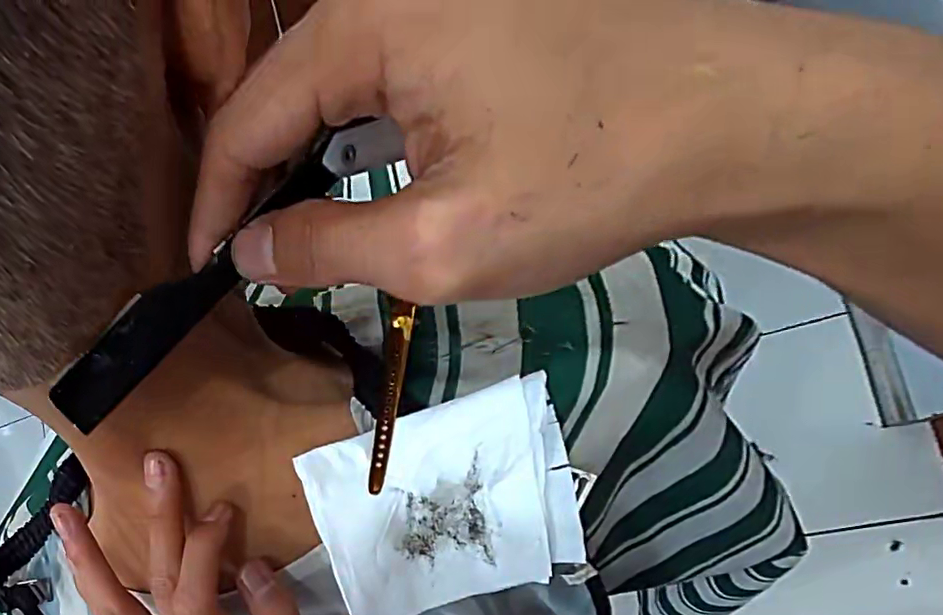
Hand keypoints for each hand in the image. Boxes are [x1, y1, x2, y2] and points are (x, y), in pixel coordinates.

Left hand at [50, 451, 326, 614]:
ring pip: (113, 604)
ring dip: (88, 556)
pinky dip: (90, 576)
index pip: (196, 602)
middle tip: (158, 469)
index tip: (221, 512)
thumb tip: (253, 569)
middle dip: (159, 521)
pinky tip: (74, 544)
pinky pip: (111, 611)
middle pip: (159, 584)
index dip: (204, 552)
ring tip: (65, 513)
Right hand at [189, 0, 850, 302]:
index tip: (206, 262)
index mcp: (373, 17)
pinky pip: (376, 72)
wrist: (736, 119)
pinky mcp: (469, 8)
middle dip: (252, 179)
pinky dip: (348, 135)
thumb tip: (250, 249)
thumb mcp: (435, 244)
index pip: (249, 117)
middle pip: (282, 90)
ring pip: (327, 82)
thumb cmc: (586, 181)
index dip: (216, 198)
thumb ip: (325, 248)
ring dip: (298, 158)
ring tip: (285, 230)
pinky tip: (349, 183)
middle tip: (243, 253)